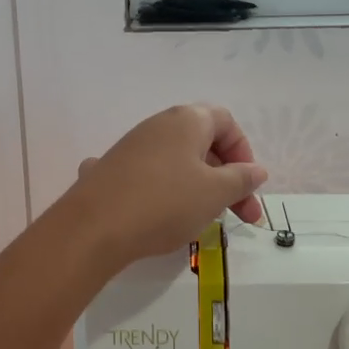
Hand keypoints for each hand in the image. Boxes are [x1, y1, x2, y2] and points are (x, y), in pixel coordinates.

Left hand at [63, 105, 268, 267]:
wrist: (93, 227)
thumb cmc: (165, 203)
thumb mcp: (215, 194)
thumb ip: (241, 179)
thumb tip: (255, 170)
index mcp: (187, 120)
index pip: (226, 121)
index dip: (243, 152)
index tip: (247, 186)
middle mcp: (157, 125)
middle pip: (201, 142)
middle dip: (224, 177)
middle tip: (237, 214)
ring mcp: (130, 146)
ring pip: (174, 161)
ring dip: (195, 186)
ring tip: (199, 219)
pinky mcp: (111, 170)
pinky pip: (146, 176)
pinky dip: (160, 192)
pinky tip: (156, 216)